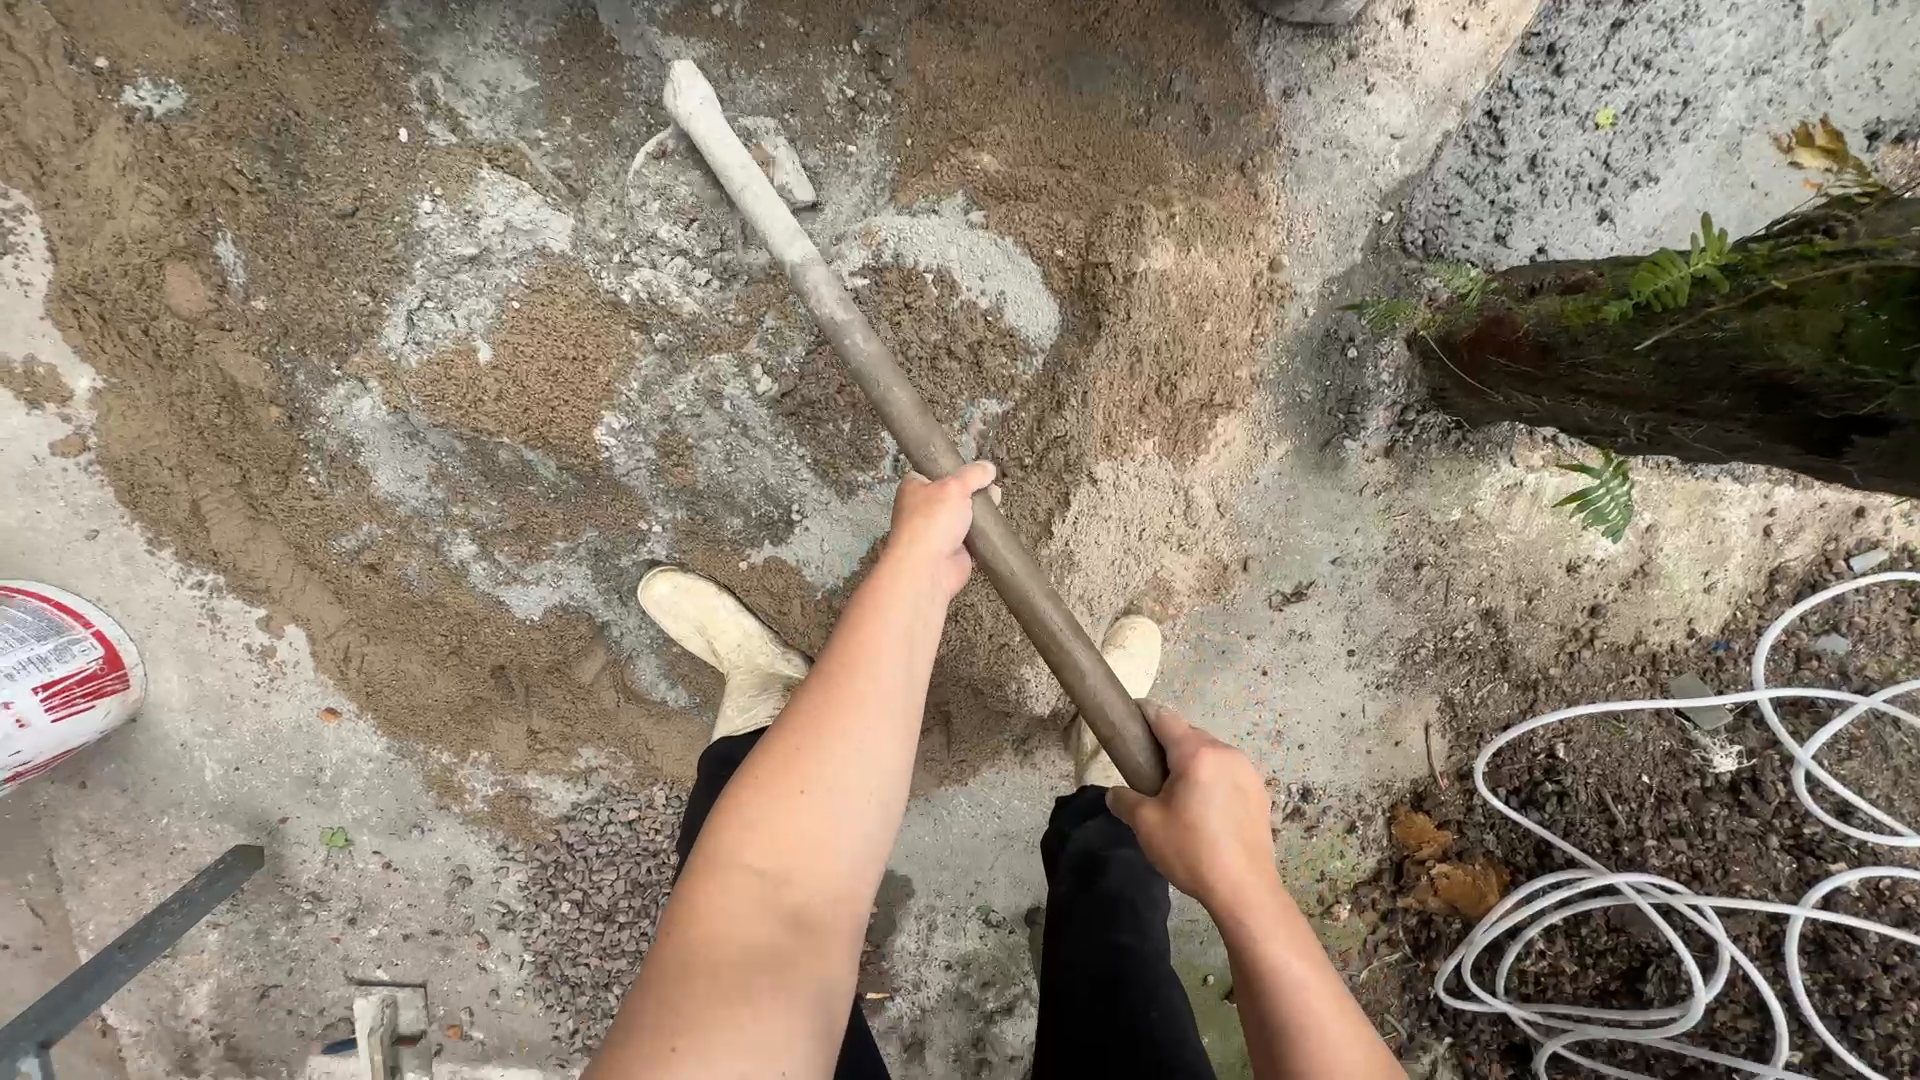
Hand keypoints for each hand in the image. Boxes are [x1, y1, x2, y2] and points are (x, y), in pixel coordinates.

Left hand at [882, 461, 998, 602]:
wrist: (929, 568)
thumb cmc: (930, 523)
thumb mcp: (954, 486)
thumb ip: (973, 474)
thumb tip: (987, 468)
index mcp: (915, 488)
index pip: (934, 472)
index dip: (953, 470)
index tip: (973, 468)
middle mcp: (924, 509)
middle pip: (954, 494)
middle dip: (973, 491)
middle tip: (989, 487)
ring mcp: (939, 530)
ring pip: (965, 515)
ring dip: (980, 512)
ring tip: (994, 504)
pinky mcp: (954, 549)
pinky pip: (973, 537)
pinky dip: (983, 533)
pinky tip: (993, 525)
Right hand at [1106, 700, 1280, 914]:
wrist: (1245, 891)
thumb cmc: (1192, 851)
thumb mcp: (1145, 825)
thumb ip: (1124, 800)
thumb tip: (1116, 794)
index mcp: (1196, 754)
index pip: (1164, 717)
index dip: (1143, 713)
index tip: (1129, 717)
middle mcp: (1226, 753)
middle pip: (1189, 734)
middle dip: (1167, 744)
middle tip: (1148, 769)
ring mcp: (1248, 772)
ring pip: (1211, 753)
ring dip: (1192, 762)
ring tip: (1177, 792)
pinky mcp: (1260, 793)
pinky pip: (1228, 772)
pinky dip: (1212, 778)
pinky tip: (1204, 808)